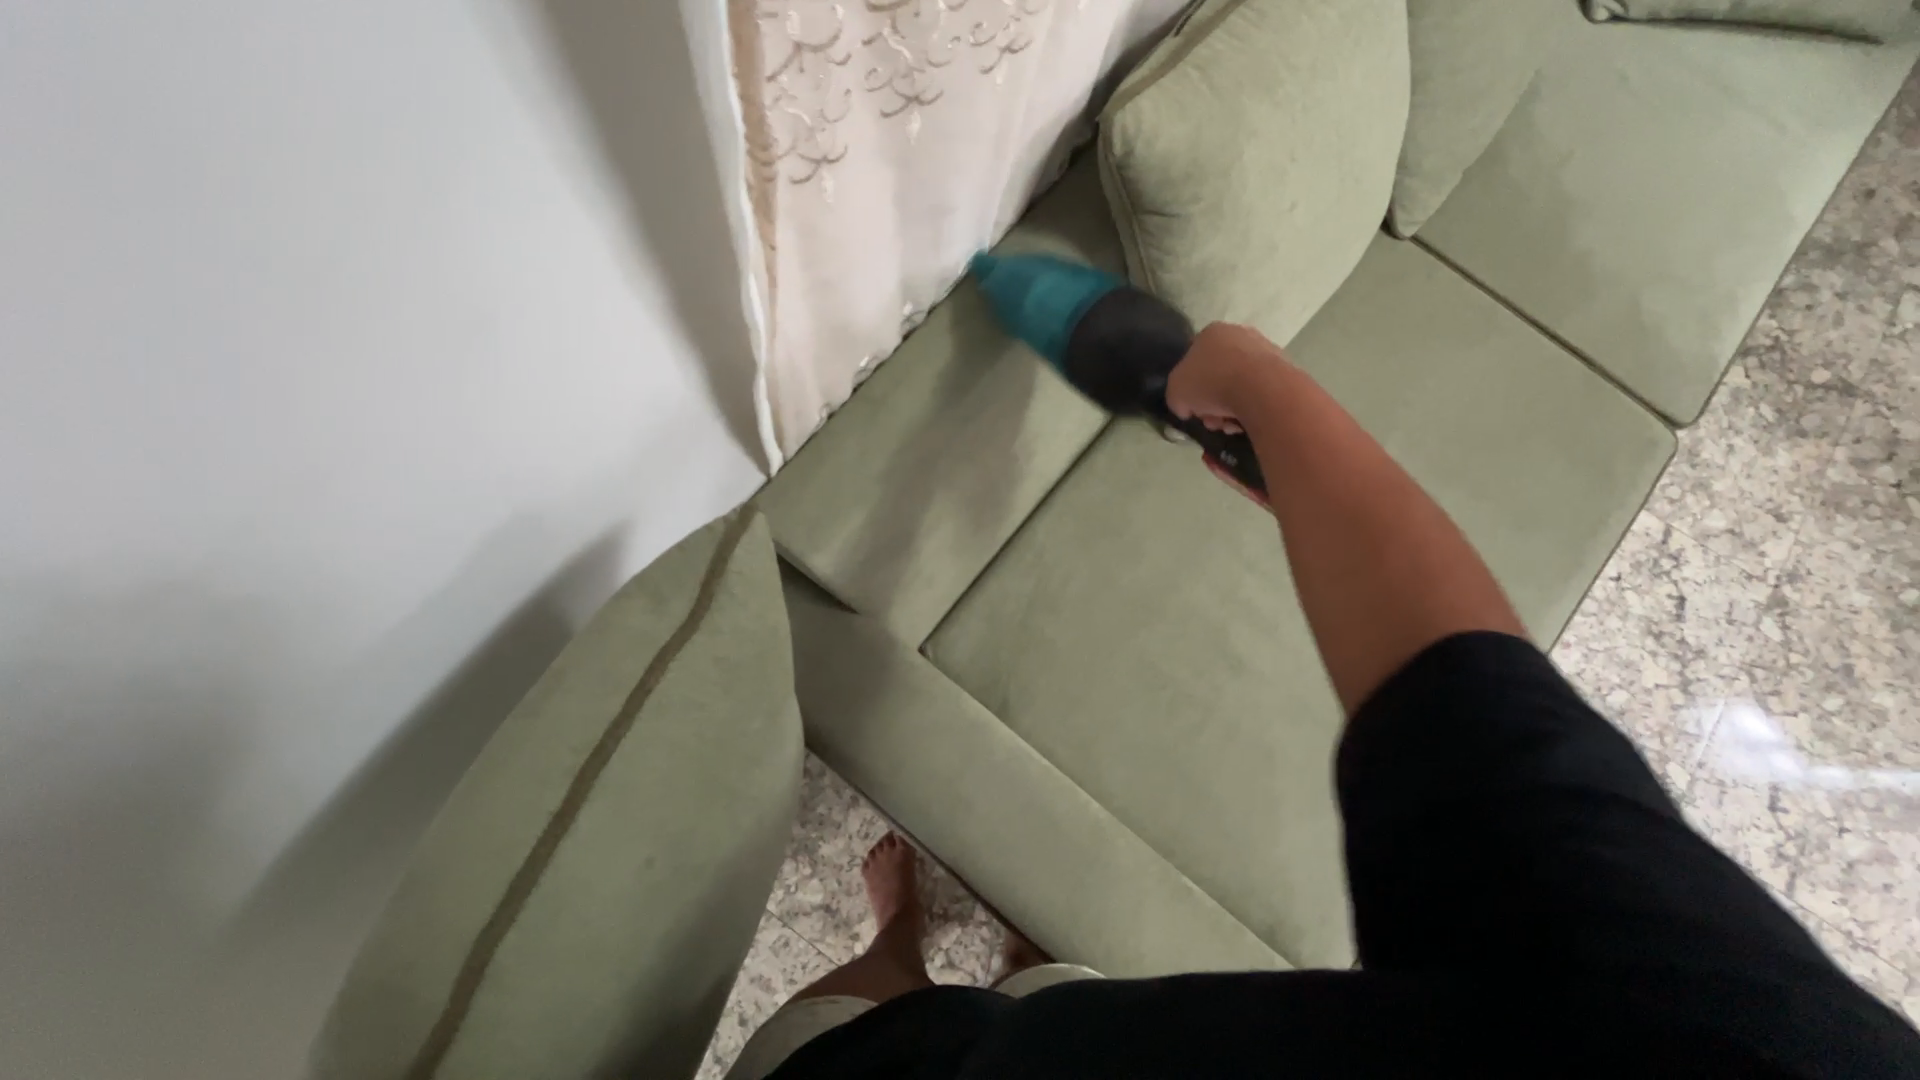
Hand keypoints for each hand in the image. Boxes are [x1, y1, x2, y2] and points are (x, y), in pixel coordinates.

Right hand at [1167, 322, 1285, 507]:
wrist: (1260, 389)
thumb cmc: (1210, 383)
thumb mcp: (1175, 392)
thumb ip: (1177, 397)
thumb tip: (1187, 407)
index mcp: (1211, 333)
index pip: (1194, 360)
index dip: (1190, 387)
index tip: (1193, 408)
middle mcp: (1240, 335)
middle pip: (1218, 375)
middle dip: (1212, 403)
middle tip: (1212, 422)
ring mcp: (1266, 350)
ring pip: (1240, 386)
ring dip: (1231, 409)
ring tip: (1230, 427)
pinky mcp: (1285, 369)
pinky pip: (1261, 394)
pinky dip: (1253, 409)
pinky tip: (1248, 423)